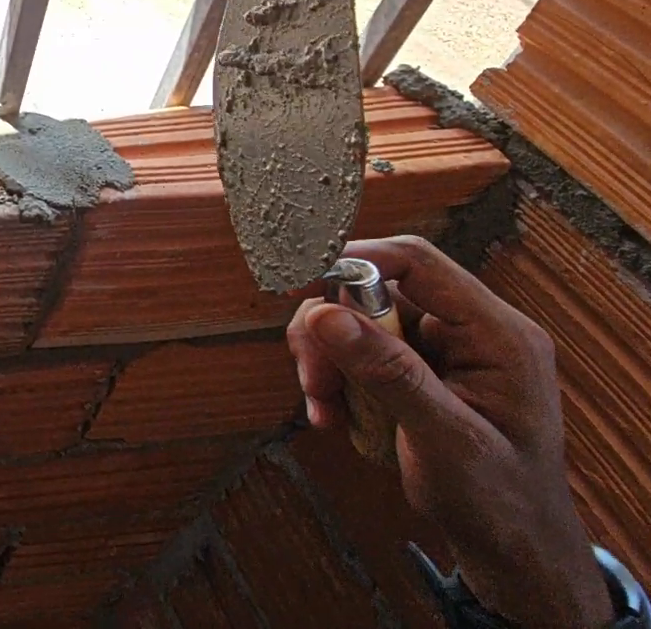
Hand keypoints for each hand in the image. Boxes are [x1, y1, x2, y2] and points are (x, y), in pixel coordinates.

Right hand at [288, 236, 612, 628]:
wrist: (508, 545)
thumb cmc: (499, 499)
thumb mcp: (444, 438)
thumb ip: (388, 373)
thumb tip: (324, 313)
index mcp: (495, 335)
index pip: (414, 262)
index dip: (352, 259)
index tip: (296, 282)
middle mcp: (462, 331)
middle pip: (365, 291)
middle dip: (326, 332)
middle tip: (313, 378)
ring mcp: (431, 348)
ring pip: (345, 320)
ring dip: (321, 360)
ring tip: (325, 405)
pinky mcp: (404, 366)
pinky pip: (343, 350)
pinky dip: (326, 379)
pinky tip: (332, 415)